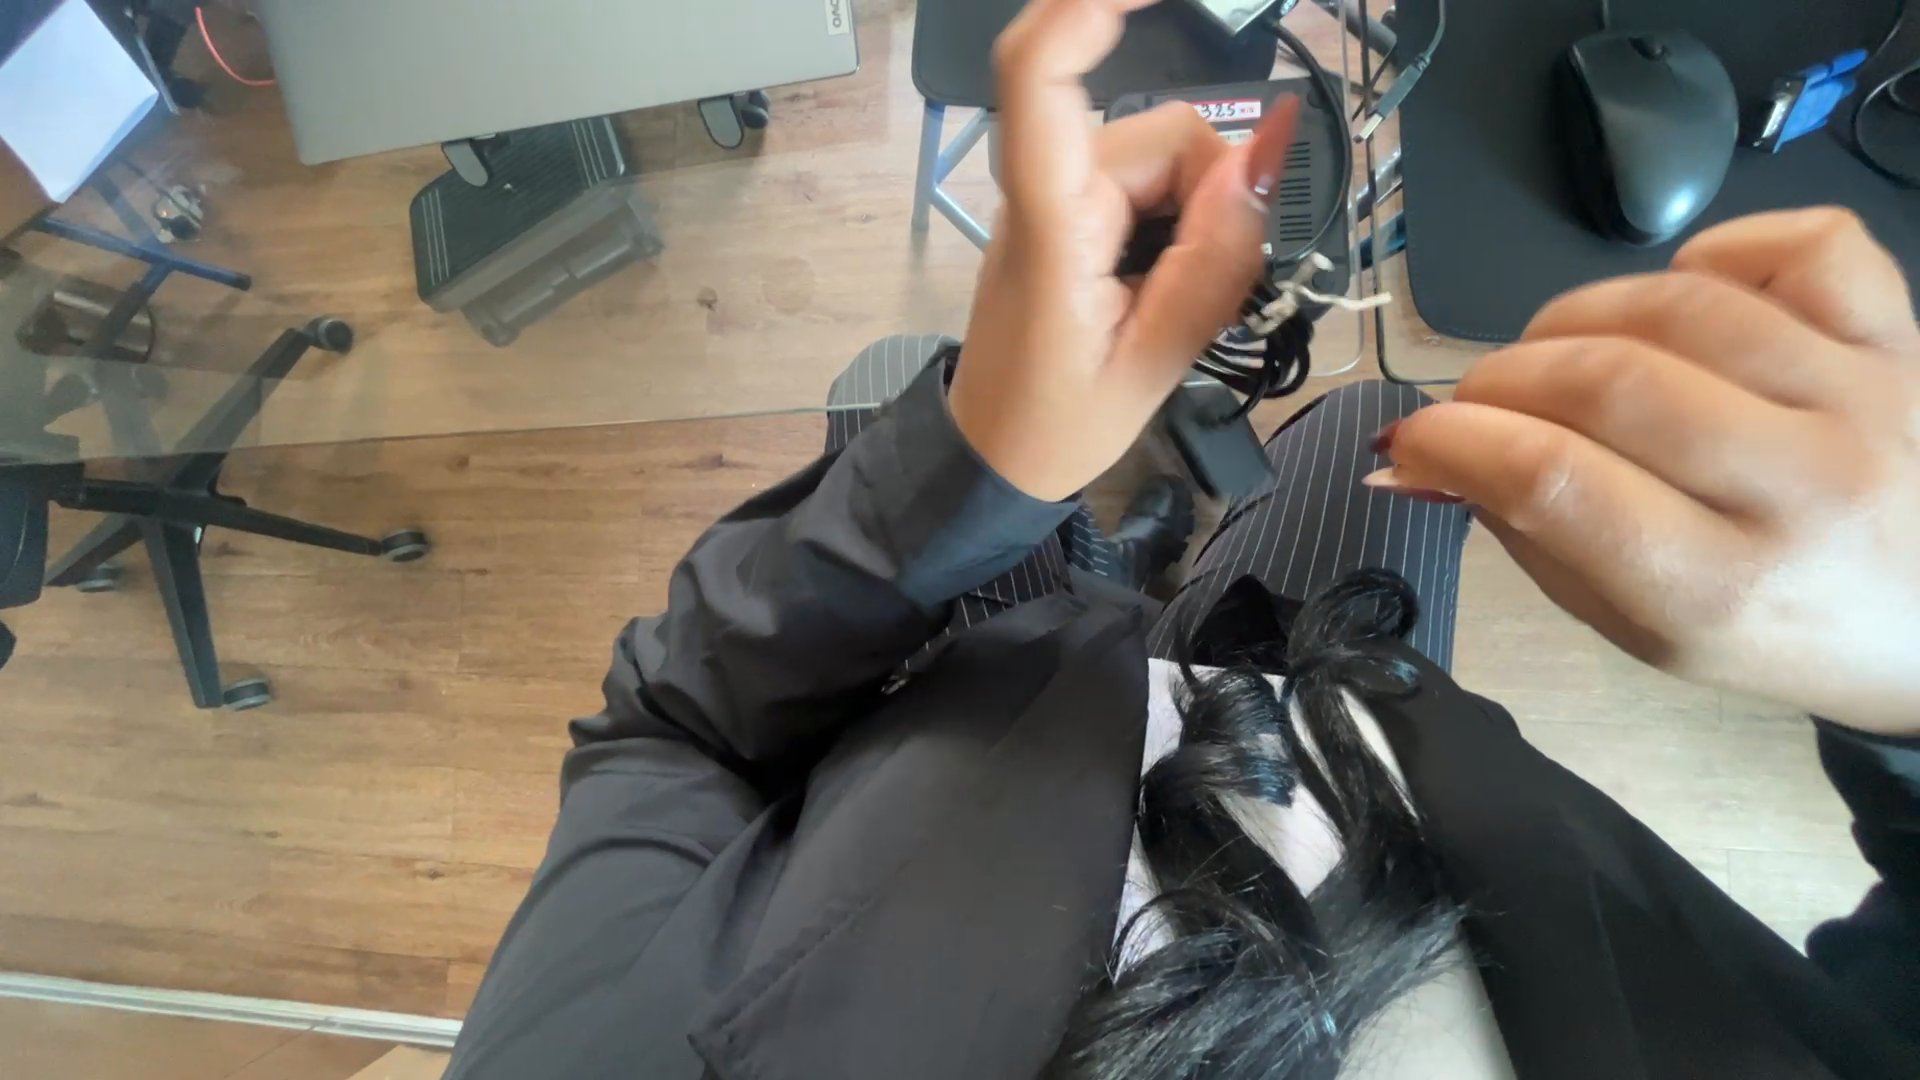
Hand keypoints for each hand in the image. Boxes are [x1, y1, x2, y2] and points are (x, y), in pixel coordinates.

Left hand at [948, 0, 1298, 501]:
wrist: (993, 461)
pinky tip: (1160, 291)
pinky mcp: (1063, 227)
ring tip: (1174, 308)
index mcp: (1051, 230)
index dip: (1087, 4)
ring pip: (1160, 165)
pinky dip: (1173, 229)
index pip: (1039, 79)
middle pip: (1161, 137)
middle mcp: (1044, 199)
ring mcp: (1051, 211)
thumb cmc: (1056, 428)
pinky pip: (1139, 193)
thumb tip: (1267, 151)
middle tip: (1205, 294)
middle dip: (1213, 198)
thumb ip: (1213, 262)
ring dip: (1195, 221)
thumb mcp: (1153, 364)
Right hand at [1379, 209, 1919, 735]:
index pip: (1545, 475)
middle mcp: (1797, 485)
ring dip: (1566, 319)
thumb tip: (1411, 460)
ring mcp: (1867, 398)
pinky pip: (1805, 247)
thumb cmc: (1754, 632)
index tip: (1409, 442)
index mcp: (1708, 583)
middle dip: (1492, 381)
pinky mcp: (1908, 338)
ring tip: (1547, 357)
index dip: (1448, 439)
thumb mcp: (1617, 616)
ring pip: (1677, 306)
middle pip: (1599, 381)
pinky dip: (1713, 253)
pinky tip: (1672, 299)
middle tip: (1474, 407)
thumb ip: (1517, 529)